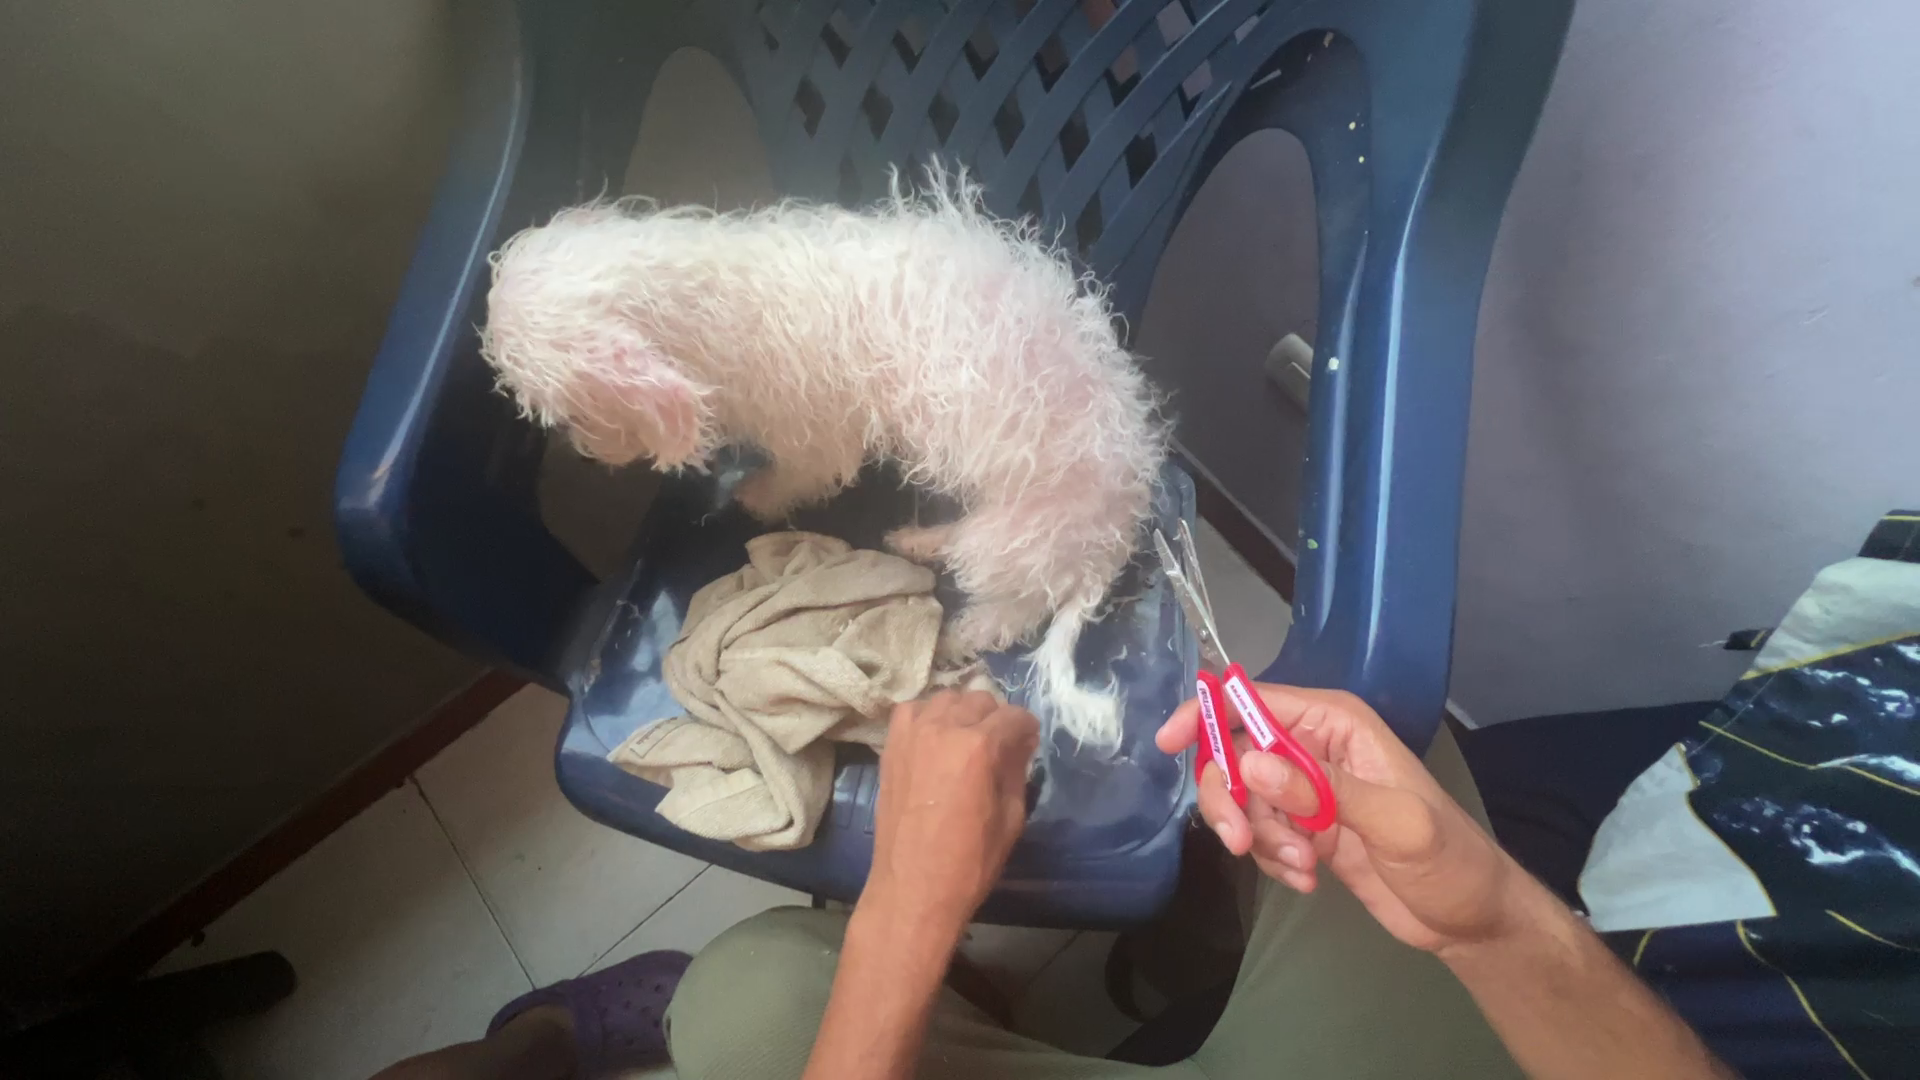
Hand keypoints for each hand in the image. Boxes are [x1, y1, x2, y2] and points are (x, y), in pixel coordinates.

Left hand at [864, 690, 1038, 940]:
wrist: (913, 889)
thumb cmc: (969, 862)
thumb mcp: (1010, 817)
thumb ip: (1017, 769)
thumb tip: (1021, 742)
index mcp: (978, 746)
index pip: (1013, 716)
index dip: (1027, 727)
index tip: (1029, 742)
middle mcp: (943, 728)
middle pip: (980, 700)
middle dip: (996, 718)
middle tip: (1001, 744)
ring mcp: (912, 734)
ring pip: (946, 698)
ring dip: (963, 712)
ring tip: (967, 738)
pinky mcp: (891, 745)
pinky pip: (912, 710)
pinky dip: (928, 715)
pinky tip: (935, 737)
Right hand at [1157, 684, 1519, 955]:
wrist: (1473, 922)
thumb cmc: (1451, 861)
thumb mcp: (1397, 823)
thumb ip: (1322, 789)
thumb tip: (1250, 763)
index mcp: (1331, 723)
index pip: (1250, 701)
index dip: (1205, 714)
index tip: (1170, 743)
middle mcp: (1308, 746)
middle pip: (1233, 754)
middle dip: (1231, 798)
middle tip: (1241, 841)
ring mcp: (1301, 787)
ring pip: (1240, 796)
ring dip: (1259, 836)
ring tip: (1303, 867)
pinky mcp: (1299, 825)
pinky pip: (1256, 830)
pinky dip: (1271, 857)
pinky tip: (1307, 878)